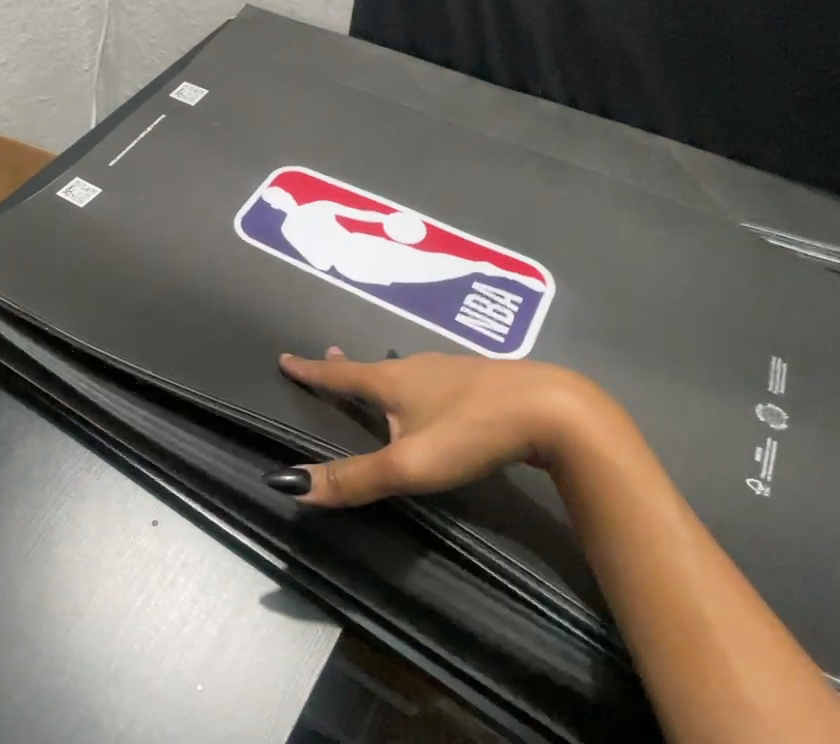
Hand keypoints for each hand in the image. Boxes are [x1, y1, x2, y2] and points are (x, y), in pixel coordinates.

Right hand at [265, 348, 607, 506]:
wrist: (554, 411)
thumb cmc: (471, 432)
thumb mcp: (408, 465)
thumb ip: (353, 478)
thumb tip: (289, 483)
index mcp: (392, 381)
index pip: (340, 375)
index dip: (311, 371)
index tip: (286, 357)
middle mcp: (417, 368)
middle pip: (373, 366)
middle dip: (346, 367)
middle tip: (327, 356)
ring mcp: (453, 371)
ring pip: (407, 370)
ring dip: (383, 373)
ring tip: (378, 378)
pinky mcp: (484, 382)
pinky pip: (435, 380)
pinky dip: (418, 384)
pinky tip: (435, 395)